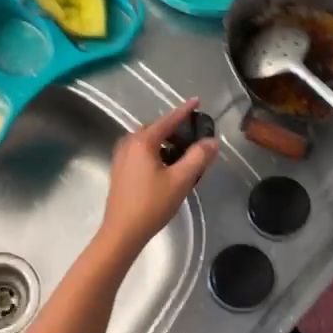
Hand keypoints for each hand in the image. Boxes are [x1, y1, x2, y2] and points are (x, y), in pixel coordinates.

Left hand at [100, 99, 218, 250]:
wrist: (122, 232)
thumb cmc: (151, 204)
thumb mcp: (181, 180)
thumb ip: (198, 157)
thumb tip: (212, 141)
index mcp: (143, 142)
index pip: (168, 120)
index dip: (184, 110)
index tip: (198, 101)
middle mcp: (129, 144)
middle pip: (157, 129)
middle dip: (176, 131)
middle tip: (195, 140)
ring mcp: (121, 157)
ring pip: (148, 142)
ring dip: (166, 144)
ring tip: (184, 156)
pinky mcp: (120, 170)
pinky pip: (141, 153)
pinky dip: (156, 153)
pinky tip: (167, 168)